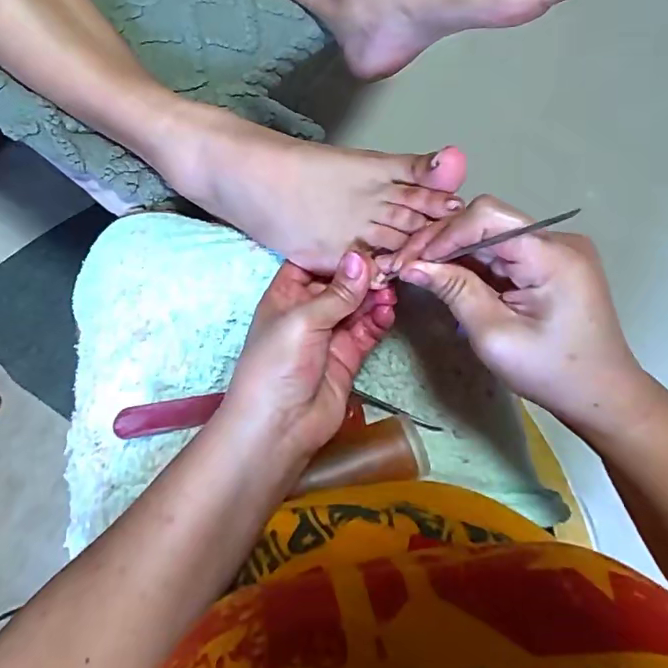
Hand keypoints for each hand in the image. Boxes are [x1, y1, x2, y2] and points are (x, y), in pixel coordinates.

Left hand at [221, 250, 396, 460]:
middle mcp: (307, 311)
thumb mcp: (302, 321)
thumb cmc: (276, 364)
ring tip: (390, 290)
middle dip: (362, 274)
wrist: (279, 427)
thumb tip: (361, 258)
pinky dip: (378, 320)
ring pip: (357, 306)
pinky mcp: (347, 356)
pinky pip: (367, 331)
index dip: (335, 251)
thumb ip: (336, 293)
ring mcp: (328, 334)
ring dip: (373, 296)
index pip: (311, 262)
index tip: (365, 241)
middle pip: (339, 283)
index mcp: (285, 295)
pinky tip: (388, 312)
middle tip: (388, 266)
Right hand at [387, 197, 652, 423]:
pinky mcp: (549, 264)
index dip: (443, 234)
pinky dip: (471, 262)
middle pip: (486, 221)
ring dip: (453, 251)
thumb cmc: (551, 372)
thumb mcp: (494, 335)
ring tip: (417, 270)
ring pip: (490, 235)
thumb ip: (454, 291)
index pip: (487, 217)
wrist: (602, 396)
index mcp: (552, 255)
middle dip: (441, 242)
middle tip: (403, 265)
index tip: (410, 260)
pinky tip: (445, 275)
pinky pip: (502, 251)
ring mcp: (555, 250)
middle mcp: (557, 241)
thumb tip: (412, 265)